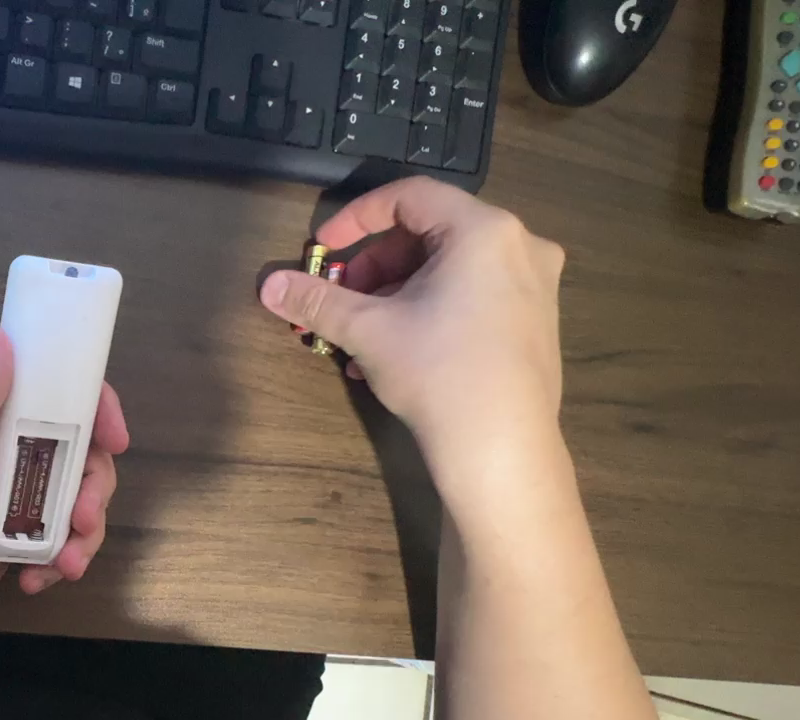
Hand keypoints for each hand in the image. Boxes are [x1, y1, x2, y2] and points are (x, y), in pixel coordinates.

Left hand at [0, 324, 129, 640]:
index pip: (54, 395)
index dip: (93, 408)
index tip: (115, 438)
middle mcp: (7, 454)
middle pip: (80, 452)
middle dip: (93, 488)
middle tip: (83, 518)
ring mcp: (16, 497)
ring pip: (78, 500)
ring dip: (82, 535)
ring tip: (66, 564)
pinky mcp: (20, 535)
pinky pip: (63, 538)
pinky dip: (61, 559)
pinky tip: (37, 580)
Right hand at [259, 177, 566, 498]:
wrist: (499, 442)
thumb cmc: (436, 371)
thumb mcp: (366, 331)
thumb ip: (316, 301)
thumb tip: (267, 285)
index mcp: (483, 231)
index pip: (409, 197)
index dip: (355, 218)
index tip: (321, 250)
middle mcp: (519, 245)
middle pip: (427, 234)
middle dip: (371, 268)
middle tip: (339, 301)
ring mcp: (532, 283)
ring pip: (446, 270)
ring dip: (392, 295)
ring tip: (359, 336)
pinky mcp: (532, 319)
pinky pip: (468, 296)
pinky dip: (424, 310)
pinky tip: (393, 353)